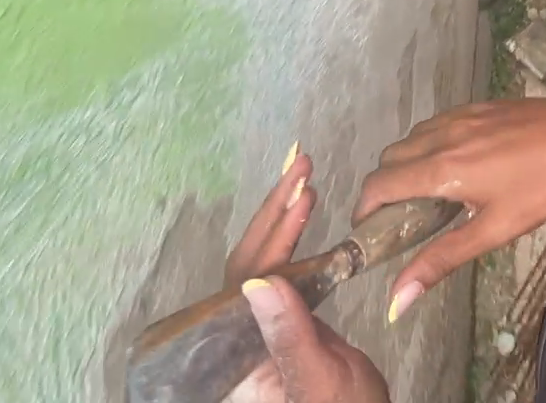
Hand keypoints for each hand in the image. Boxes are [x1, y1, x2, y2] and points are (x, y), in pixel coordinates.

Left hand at [222, 149, 388, 402]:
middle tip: (301, 163)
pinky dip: (297, 237)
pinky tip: (310, 212)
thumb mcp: (314, 382)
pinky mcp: (288, 324)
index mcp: (231, 358)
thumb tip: (259, 282)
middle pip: (247, 265)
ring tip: (306, 175)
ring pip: (264, 263)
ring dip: (284, 216)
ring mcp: (263, 329)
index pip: (243, 284)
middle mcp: (237, 340)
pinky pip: (286, 272)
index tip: (303, 195)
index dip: (272, 237)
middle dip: (274, 212)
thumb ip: (288, 334)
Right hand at [354, 99, 545, 317]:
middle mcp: (446, 133)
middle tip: (407, 215)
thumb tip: (394, 302)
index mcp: (443, 167)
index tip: (373, 230)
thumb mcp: (494, 230)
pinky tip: (463, 160)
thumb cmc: (545, 188)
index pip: (379, 182)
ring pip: (417, 133)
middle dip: (386, 184)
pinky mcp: (487, 103)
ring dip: (410, 159)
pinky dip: (435, 139)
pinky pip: (443, 119)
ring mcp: (468, 113)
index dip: (365, 208)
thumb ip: (440, 260)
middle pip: (392, 155)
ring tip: (435, 190)